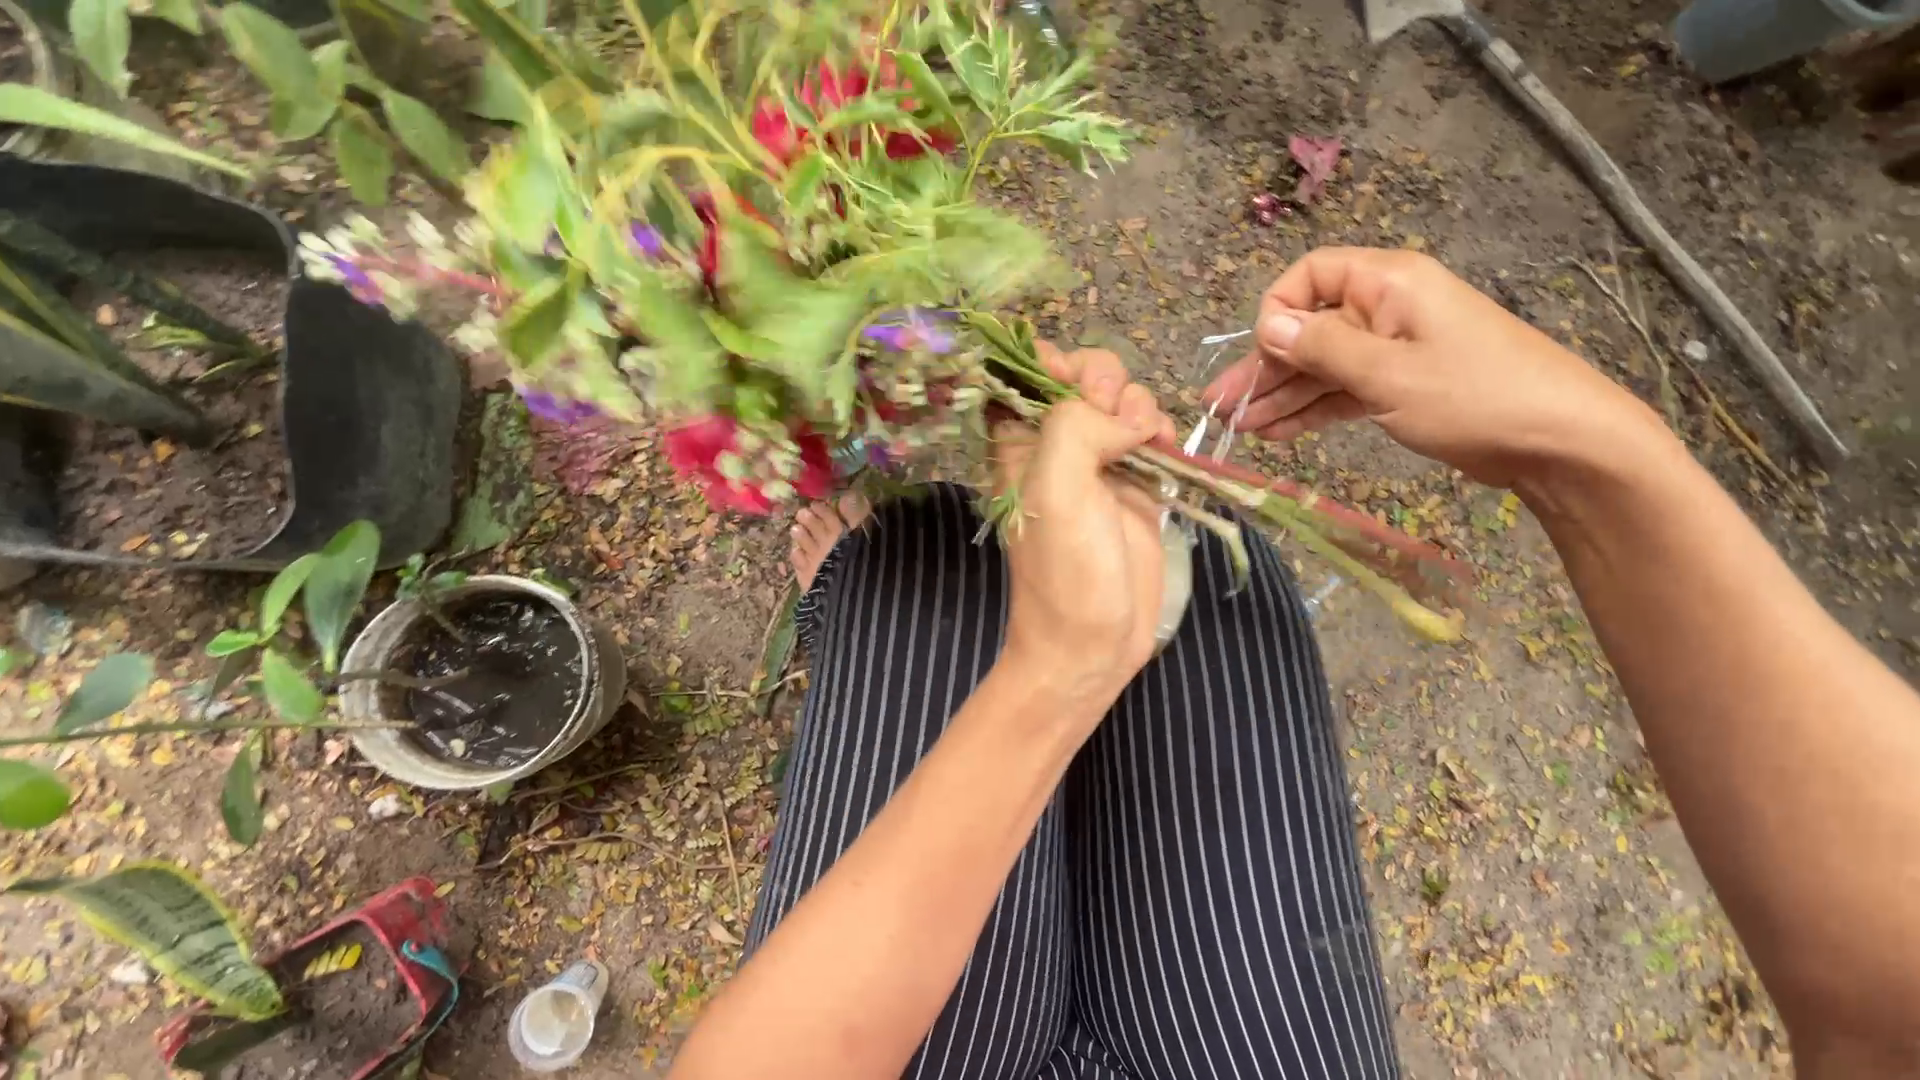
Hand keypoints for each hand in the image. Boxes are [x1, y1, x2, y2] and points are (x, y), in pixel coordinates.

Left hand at [993, 343, 1172, 708]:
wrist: (1093, 642)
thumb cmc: (1065, 572)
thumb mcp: (1056, 489)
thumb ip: (1075, 427)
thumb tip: (1121, 414)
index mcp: (1015, 443)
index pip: (1021, 372)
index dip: (1052, 363)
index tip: (1077, 387)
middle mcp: (1053, 445)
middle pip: (1080, 375)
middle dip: (1103, 380)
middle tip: (1115, 417)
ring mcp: (1096, 462)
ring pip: (1120, 400)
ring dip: (1137, 405)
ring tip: (1145, 440)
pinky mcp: (1133, 482)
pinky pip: (1149, 432)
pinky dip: (1160, 429)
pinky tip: (1165, 450)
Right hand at [1202, 247, 1671, 489]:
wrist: (1561, 442)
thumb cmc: (1475, 396)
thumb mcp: (1388, 372)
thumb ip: (1322, 347)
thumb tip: (1268, 324)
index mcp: (1388, 284)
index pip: (1311, 277)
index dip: (1278, 310)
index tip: (1262, 353)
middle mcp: (1386, 310)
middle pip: (1309, 331)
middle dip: (1263, 369)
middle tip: (1218, 408)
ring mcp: (1394, 351)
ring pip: (1321, 368)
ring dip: (1280, 397)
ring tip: (1238, 429)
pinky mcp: (1401, 388)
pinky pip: (1343, 392)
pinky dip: (1311, 411)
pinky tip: (1277, 434)